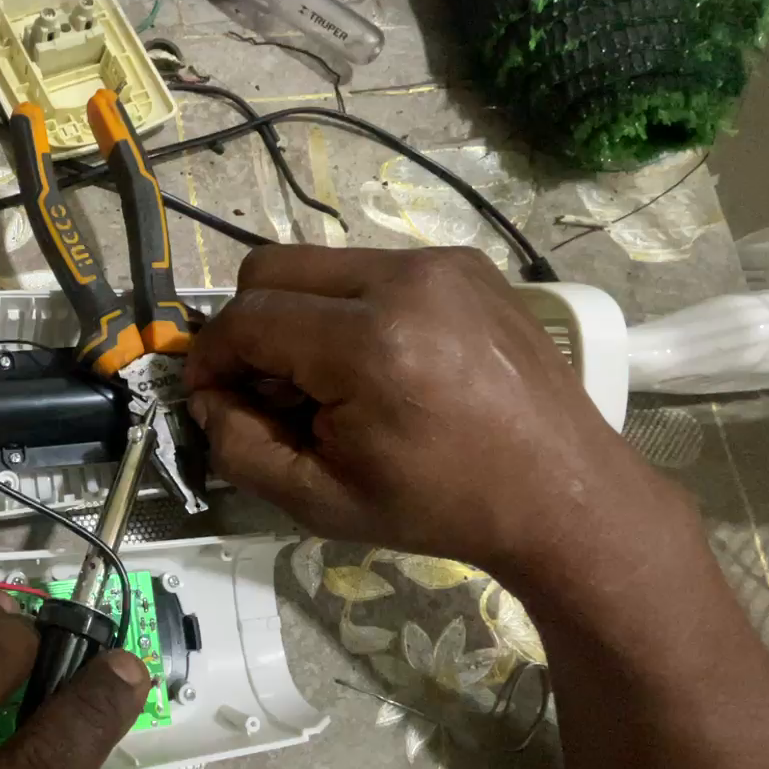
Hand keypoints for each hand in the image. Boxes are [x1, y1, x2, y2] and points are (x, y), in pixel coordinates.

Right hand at [186, 244, 676, 577]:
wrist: (560, 493)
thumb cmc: (436, 506)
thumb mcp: (316, 501)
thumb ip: (238, 447)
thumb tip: (208, 397)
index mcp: (370, 344)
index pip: (246, 320)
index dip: (209, 357)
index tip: (209, 394)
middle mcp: (405, 280)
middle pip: (269, 269)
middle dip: (245, 327)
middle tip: (262, 386)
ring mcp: (439, 262)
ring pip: (315, 264)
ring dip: (293, 316)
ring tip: (321, 379)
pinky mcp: (462, 262)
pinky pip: (364, 269)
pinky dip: (340, 309)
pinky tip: (368, 363)